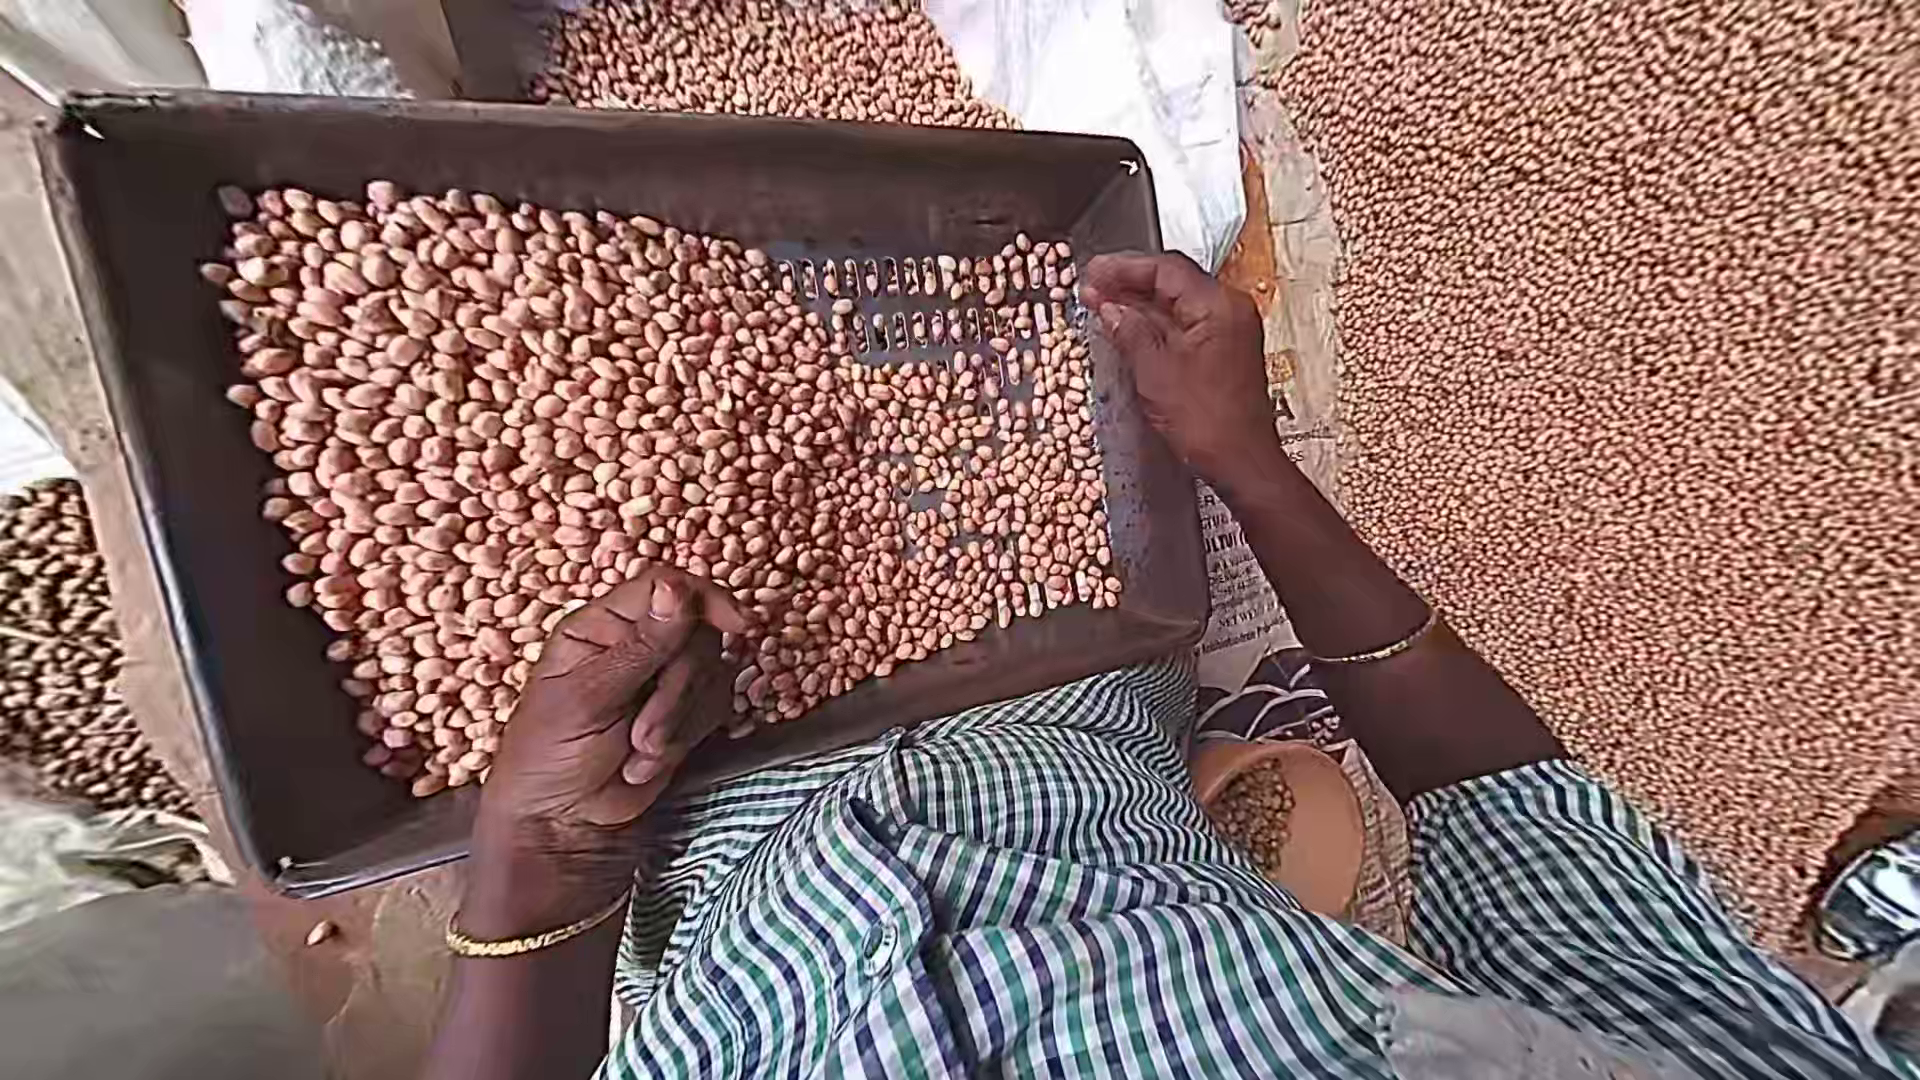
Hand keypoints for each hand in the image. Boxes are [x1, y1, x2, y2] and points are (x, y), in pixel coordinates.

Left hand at [463, 565, 746, 935]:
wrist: (564, 824)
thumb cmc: (550, 756)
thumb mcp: (588, 698)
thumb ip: (641, 644)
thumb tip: (678, 588)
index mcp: (603, 626)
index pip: (665, 587)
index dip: (705, 598)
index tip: (738, 624)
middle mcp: (640, 641)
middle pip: (698, 632)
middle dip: (678, 686)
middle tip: (644, 732)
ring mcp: (668, 673)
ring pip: (712, 669)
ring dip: (680, 717)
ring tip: (640, 751)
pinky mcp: (689, 706)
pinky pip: (717, 702)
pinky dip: (689, 734)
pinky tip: (650, 759)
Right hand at [1081, 252, 1283, 492]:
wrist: (1239, 460)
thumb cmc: (1203, 420)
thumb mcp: (1156, 373)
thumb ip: (1131, 333)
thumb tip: (1108, 308)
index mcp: (1217, 307)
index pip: (1166, 271)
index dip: (1124, 268)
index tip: (1092, 271)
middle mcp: (1227, 311)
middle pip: (1172, 284)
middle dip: (1129, 284)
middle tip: (1091, 285)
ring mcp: (1226, 332)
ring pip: (1176, 306)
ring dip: (1139, 305)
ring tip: (1100, 304)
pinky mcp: (1220, 353)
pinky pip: (1182, 328)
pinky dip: (1153, 326)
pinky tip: (1127, 330)